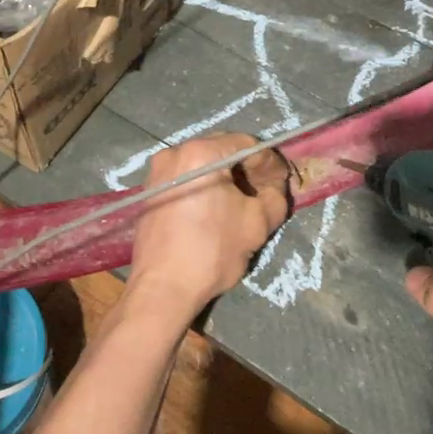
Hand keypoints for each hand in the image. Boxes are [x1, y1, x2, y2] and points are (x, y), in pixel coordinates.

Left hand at [129, 134, 290, 315]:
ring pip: (203, 163)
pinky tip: (218, 207)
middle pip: (222, 149)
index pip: (246, 144)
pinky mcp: (149, 190)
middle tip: (266, 189)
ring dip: (226, 177)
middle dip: (247, 168)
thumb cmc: (212, 251)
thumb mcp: (257, 224)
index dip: (269, 162)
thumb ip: (274, 196)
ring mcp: (158, 171)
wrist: (163, 289)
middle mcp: (174, 153)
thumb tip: (276, 186)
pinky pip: (186, 177)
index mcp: (200, 153)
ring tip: (244, 200)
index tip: (282, 181)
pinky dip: (205, 186)